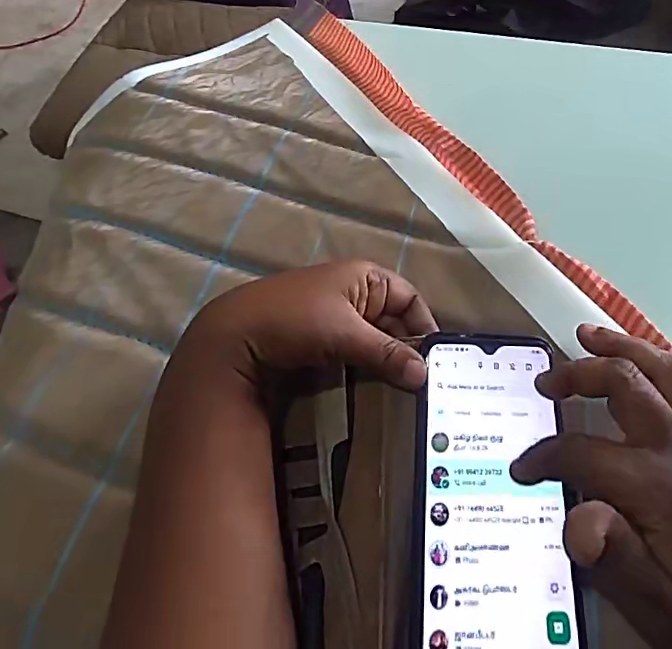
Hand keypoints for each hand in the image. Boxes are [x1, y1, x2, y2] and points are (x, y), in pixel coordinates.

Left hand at [178, 261, 438, 392]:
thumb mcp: (345, 334)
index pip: (410, 298)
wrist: (236, 333)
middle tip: (424, 386)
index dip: (424, 326)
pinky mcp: (323, 339)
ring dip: (388, 363)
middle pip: (395, 321)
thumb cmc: (295, 318)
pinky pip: (357, 352)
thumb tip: (424, 375)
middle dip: (408, 350)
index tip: (436, 362)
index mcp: (365, 278)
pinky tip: (375, 391)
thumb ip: (386, 353)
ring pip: (376, 340)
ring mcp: (338, 316)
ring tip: (404, 394)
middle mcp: (355, 293)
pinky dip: (368, 368)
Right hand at [510, 325, 671, 648]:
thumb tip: (578, 522)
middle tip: (545, 382)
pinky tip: (648, 357)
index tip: (522, 470)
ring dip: (622, 346)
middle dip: (577, 373)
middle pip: (624, 381)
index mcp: (659, 488)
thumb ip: (615, 560)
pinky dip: (668, 363)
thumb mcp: (657, 607)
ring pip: (661, 370)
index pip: (583, 453)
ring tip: (587, 336)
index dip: (543, 457)